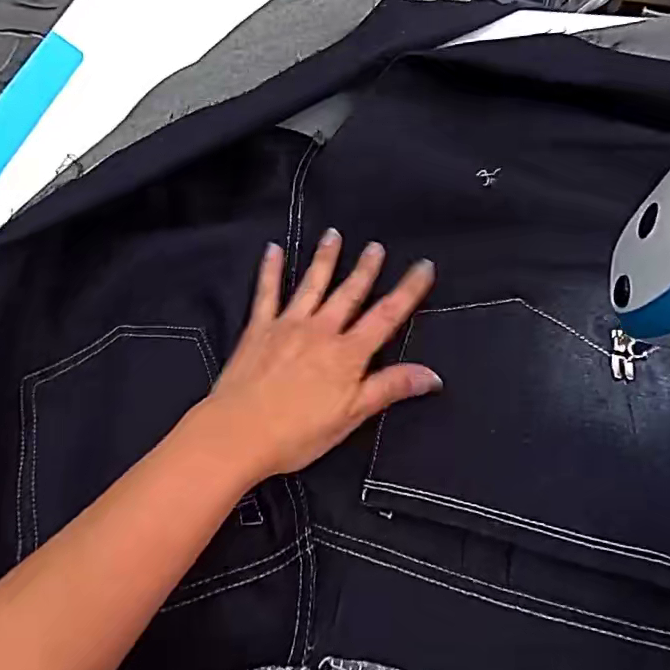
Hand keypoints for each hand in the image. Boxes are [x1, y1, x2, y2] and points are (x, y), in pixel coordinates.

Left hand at [175, 230, 439, 483]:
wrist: (236, 435)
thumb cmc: (298, 432)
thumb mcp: (352, 415)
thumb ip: (391, 388)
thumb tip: (433, 375)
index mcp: (348, 352)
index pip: (387, 315)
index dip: (408, 289)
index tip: (424, 266)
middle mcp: (321, 330)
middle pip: (349, 292)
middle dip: (365, 268)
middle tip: (375, 246)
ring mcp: (288, 325)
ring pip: (312, 284)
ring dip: (325, 258)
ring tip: (333, 234)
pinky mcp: (258, 329)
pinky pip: (266, 293)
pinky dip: (270, 270)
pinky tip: (272, 249)